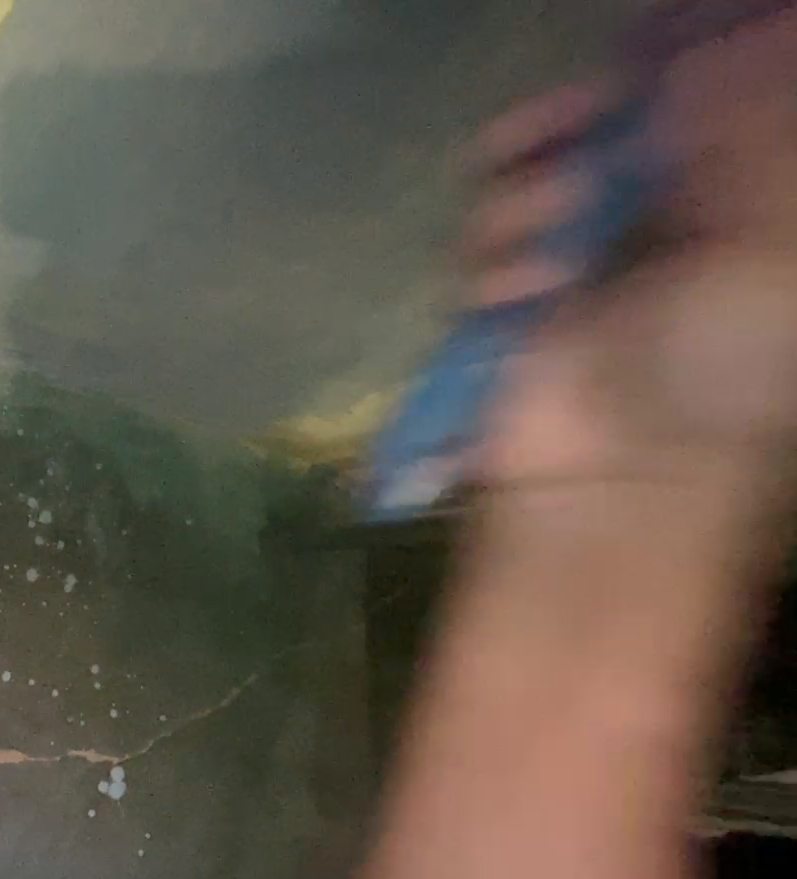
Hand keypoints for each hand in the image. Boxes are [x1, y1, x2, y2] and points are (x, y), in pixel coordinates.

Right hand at [465, 22, 796, 493]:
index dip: (659, 65)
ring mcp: (562, 256)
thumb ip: (747, 140)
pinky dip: (485, 268)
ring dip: (516, 210)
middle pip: (586, 129)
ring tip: (543, 255)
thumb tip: (713, 46)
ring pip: (516, 185)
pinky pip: (475, 252)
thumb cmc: (715, 366)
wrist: (613, 471)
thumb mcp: (765, 246)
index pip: (690, 96)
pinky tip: (513, 298)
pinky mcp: (496, 300)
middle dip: (560, 126)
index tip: (632, 55)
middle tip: (549, 130)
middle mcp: (644, 209)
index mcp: (733, 188)